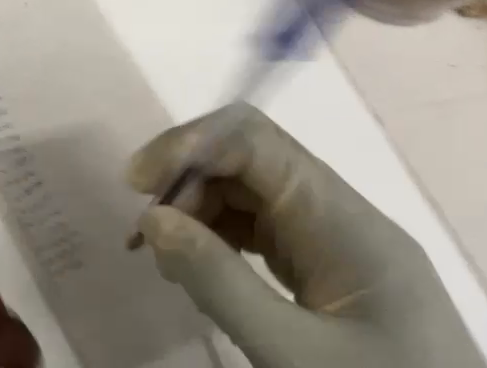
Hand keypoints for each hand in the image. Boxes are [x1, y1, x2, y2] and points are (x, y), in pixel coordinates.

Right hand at [127, 104, 483, 367]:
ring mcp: (335, 246)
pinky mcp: (327, 274)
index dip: (187, 145)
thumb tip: (151, 218)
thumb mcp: (295, 354)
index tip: (139, 186)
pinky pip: (257, 231)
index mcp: (347, 222)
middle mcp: (341, 218)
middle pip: (244, 161)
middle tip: (147, 234)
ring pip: (245, 194)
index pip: (253, 140)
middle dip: (185, 184)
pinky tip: (195, 273)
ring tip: (165, 261)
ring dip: (195, 214)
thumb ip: (219, 282)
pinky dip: (216, 241)